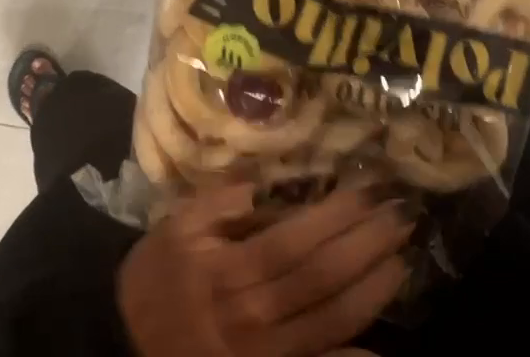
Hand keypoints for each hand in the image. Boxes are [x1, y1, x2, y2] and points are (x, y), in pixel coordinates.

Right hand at [117, 182, 412, 356]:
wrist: (125, 343)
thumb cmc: (157, 277)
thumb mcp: (178, 227)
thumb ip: (220, 203)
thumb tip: (262, 190)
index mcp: (233, 272)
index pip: (298, 239)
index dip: (339, 215)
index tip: (371, 189)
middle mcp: (257, 314)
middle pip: (324, 276)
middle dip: (369, 243)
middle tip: (404, 215)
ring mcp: (267, 352)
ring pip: (332, 320)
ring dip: (374, 290)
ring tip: (403, 258)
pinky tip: (380, 348)